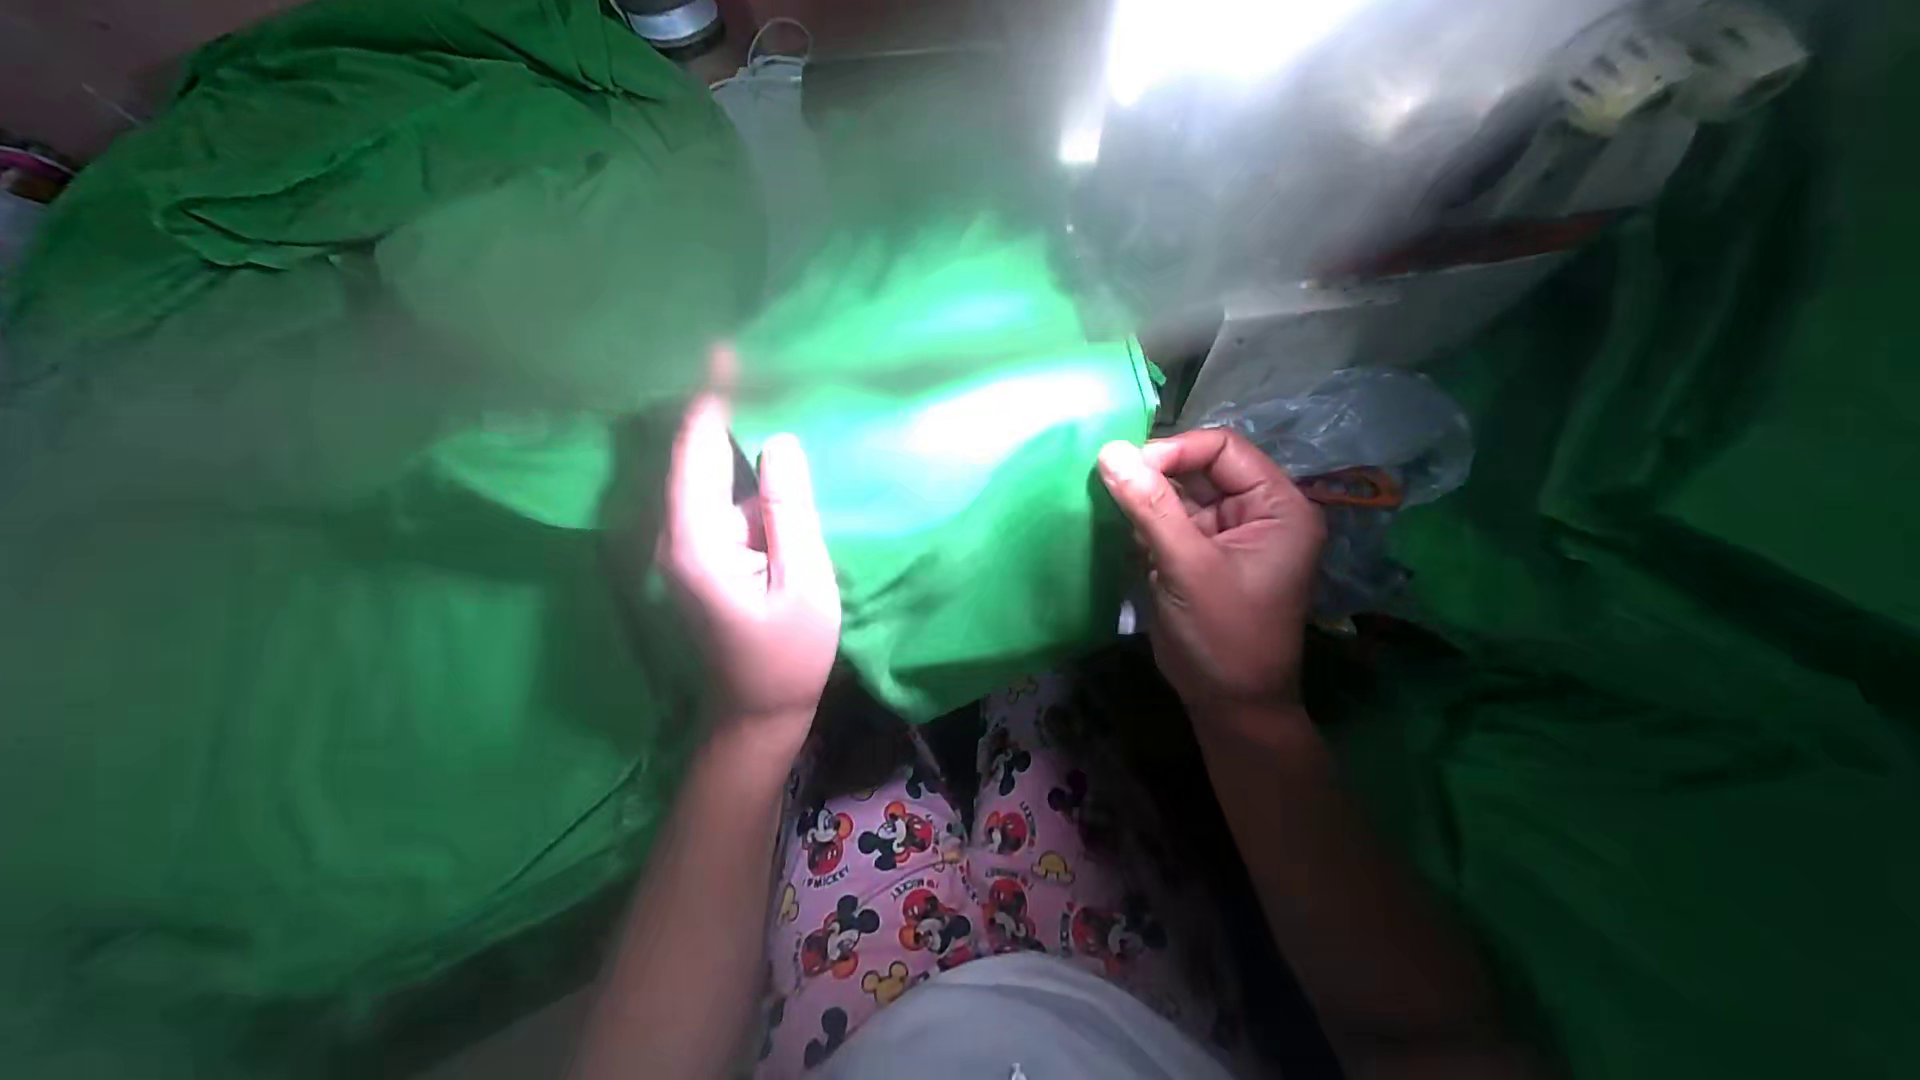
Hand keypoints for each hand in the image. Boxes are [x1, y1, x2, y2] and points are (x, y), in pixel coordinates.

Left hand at [656, 361, 841, 744]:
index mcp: (696, 542)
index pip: (694, 451)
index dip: (710, 399)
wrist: (758, 711)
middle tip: (746, 356)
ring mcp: (685, 546)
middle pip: (689, 454)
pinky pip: (715, 497)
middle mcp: (675, 536)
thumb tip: (780, 442)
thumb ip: (790, 512)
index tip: (726, 349)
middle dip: (716, 406)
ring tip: (760, 389)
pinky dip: (736, 469)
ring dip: (727, 434)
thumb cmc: (788, 655)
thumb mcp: (803, 583)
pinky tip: (767, 453)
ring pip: (703, 475)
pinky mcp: (701, 555)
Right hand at [1096, 429, 1324, 730]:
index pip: (1224, 449)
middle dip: (1155, 476)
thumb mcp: (1187, 567)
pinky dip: (1141, 524)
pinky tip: (1116, 529)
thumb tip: (1109, 452)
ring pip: (1179, 496)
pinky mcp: (1200, 555)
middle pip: (1199, 469)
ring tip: (1106, 505)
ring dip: (1144, 500)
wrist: (1229, 705)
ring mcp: (1226, 535)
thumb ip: (1151, 508)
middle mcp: (1257, 513)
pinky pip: (1168, 523)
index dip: (1175, 451)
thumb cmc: (1223, 636)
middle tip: (1108, 485)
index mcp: (1278, 507)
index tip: (1126, 467)